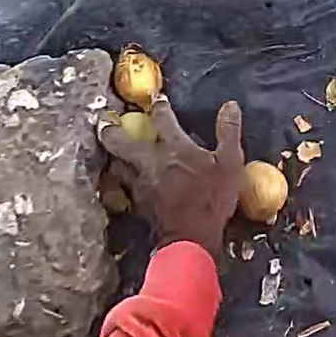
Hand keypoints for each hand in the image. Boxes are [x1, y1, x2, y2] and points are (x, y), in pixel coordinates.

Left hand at [98, 97, 243, 258]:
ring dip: (114, 155)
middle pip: (122, 142)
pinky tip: (125, 178)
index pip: (162, 119)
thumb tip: (230, 105)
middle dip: (111, 130)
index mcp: (174, 148)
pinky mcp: (138, 203)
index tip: (157, 99)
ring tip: (111, 150)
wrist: (192, 238)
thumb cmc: (213, 198)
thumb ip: (228, 131)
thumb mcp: (231, 162)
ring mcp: (141, 184)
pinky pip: (124, 185)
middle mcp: (151, 162)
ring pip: (118, 165)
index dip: (159, 106)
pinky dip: (122, 178)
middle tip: (104, 122)